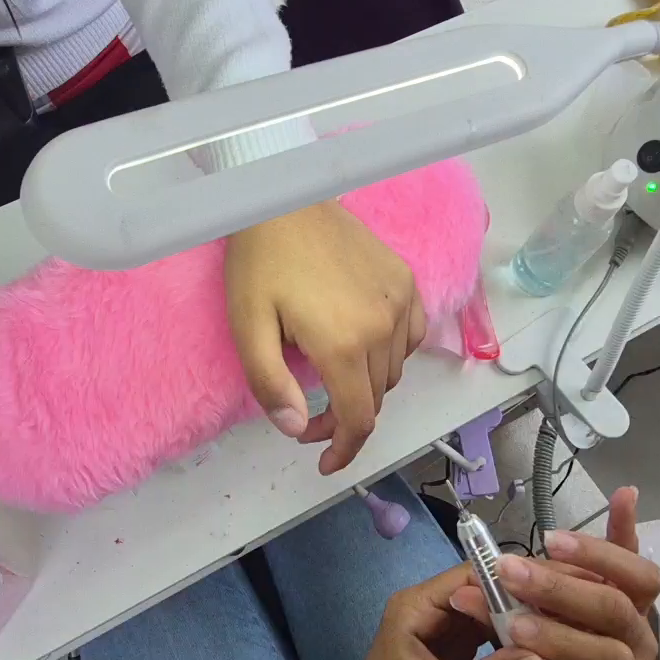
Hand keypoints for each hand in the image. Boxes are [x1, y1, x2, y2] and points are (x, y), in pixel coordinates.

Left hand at [225, 201, 424, 474]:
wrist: (283, 197)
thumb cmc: (258, 262)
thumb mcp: (247, 327)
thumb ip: (271, 384)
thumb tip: (297, 428)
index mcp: (343, 343)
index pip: (358, 418)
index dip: (343, 449)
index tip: (325, 463)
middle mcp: (383, 326)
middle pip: (376, 398)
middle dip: (345, 420)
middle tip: (311, 416)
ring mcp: (400, 300)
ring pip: (394, 371)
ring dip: (367, 388)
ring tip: (333, 379)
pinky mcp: (405, 280)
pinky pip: (412, 336)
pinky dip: (393, 355)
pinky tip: (367, 347)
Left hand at [315, 565, 551, 659]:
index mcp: (416, 606)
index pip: (470, 576)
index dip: (512, 583)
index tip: (557, 596)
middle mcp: (427, 609)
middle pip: (481, 592)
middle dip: (521, 604)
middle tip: (571, 616)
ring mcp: (439, 630)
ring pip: (486, 615)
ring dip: (518, 625)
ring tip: (565, 630)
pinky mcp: (449, 652)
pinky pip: (484, 638)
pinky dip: (509, 645)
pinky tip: (542, 652)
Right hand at [449, 487, 659, 659]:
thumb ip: (503, 644)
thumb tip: (463, 598)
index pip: (600, 656)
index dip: (560, 639)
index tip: (513, 624)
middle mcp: (640, 644)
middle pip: (613, 610)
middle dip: (559, 590)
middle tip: (509, 571)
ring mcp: (645, 614)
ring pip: (635, 580)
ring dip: (589, 554)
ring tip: (547, 541)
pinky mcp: (637, 589)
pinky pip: (635, 554)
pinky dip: (625, 525)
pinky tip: (623, 494)